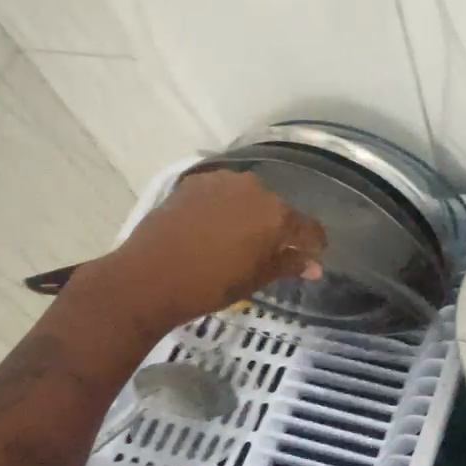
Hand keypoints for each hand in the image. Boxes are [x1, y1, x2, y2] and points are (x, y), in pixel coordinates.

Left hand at [102, 168, 326, 322]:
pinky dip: (224, 207)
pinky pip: (221, 193)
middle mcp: (255, 189)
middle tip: (267, 253)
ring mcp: (222, 181)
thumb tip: (314, 266)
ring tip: (237, 240)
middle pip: (278, 209)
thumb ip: (288, 265)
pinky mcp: (194, 182)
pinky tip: (213, 228)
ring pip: (248, 198)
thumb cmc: (212, 284)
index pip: (309, 229)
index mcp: (277, 215)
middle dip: (278, 229)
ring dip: (250, 215)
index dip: (313, 245)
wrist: (151, 275)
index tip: (311, 258)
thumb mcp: (256, 279)